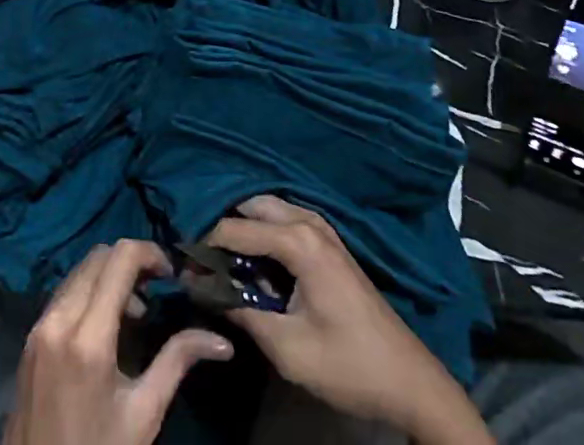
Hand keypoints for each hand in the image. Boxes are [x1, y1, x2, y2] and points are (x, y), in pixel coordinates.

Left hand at [5, 240, 233, 444]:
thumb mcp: (144, 412)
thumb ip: (178, 361)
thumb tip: (223, 341)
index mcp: (88, 337)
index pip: (120, 258)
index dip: (150, 253)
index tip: (170, 275)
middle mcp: (58, 320)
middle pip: (98, 256)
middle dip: (132, 261)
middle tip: (156, 289)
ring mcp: (38, 329)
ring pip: (79, 271)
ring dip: (110, 275)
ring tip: (135, 311)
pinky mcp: (30, 340)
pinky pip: (64, 293)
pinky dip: (90, 291)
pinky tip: (107, 324)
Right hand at [205, 196, 492, 444]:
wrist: (406, 377)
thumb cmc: (345, 362)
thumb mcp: (285, 345)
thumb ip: (239, 309)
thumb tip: (199, 286)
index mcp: (300, 241)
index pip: (235, 229)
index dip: (202, 245)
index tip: (177, 263)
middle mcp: (311, 223)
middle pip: (252, 205)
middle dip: (221, 224)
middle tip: (195, 257)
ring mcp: (323, 230)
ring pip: (270, 210)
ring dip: (242, 226)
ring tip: (214, 257)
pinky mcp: (328, 244)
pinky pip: (285, 223)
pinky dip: (261, 233)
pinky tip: (248, 259)